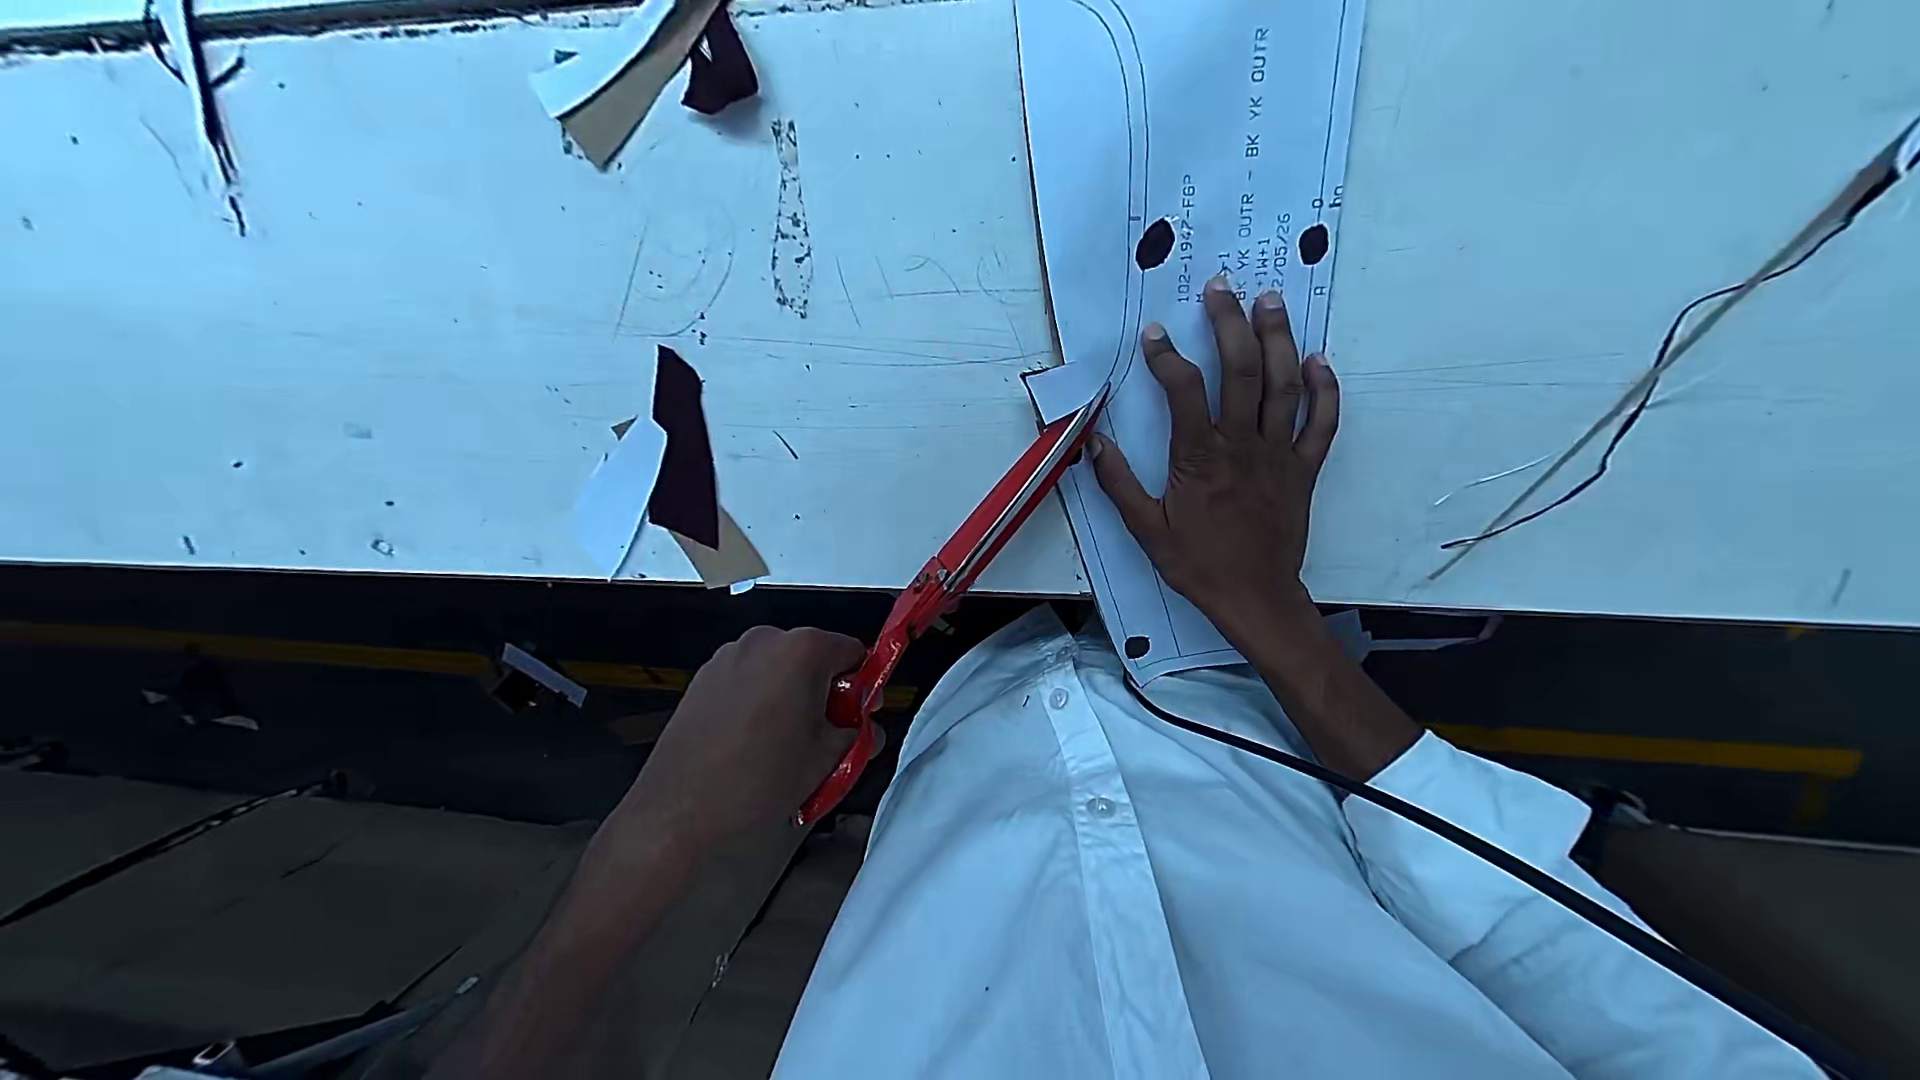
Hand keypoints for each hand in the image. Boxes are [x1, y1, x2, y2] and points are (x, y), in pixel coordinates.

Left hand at [618, 626, 865, 849]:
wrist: (677, 813)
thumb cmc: (752, 782)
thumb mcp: (829, 759)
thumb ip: (860, 734)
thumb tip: (865, 728)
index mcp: (802, 650)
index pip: (855, 652)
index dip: (864, 685)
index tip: (861, 712)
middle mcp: (765, 641)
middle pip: (816, 658)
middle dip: (828, 693)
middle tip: (828, 736)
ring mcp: (730, 657)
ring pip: (782, 670)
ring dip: (794, 698)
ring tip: (789, 746)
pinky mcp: (706, 677)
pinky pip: (751, 680)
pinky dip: (762, 701)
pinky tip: (758, 743)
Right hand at [1089, 276, 1338, 646]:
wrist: (1252, 596)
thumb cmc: (1196, 562)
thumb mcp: (1145, 528)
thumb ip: (1119, 483)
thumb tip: (1094, 443)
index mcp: (1200, 457)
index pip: (1183, 391)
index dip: (1167, 357)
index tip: (1155, 333)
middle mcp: (1242, 445)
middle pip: (1241, 372)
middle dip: (1230, 325)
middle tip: (1222, 289)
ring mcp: (1278, 455)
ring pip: (1284, 386)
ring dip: (1278, 339)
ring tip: (1271, 301)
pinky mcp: (1303, 469)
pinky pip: (1321, 423)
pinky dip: (1325, 390)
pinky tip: (1319, 360)